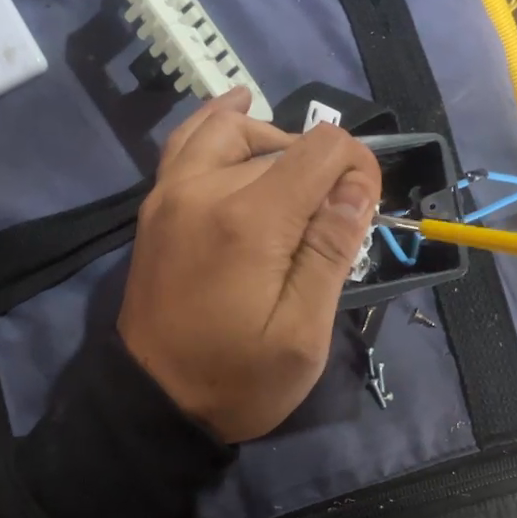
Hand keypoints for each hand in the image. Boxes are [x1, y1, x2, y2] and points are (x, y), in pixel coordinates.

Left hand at [119, 90, 381, 442]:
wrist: (153, 401)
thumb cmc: (237, 379)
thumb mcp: (302, 334)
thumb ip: (331, 251)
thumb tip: (357, 186)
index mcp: (249, 220)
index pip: (321, 150)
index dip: (356, 168)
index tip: (363, 209)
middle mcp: (204, 189)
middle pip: (281, 143)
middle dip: (319, 168)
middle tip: (332, 219)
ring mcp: (171, 193)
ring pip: (229, 130)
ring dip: (271, 141)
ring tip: (295, 175)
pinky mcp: (155, 206)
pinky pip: (186, 142)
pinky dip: (217, 124)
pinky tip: (239, 116)